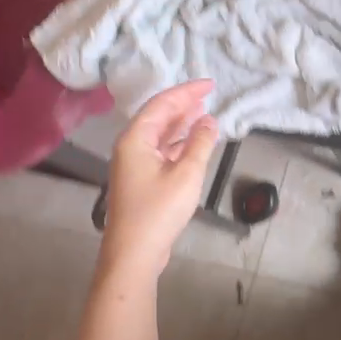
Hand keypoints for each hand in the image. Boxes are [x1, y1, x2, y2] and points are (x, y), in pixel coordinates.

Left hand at [102, 80, 219, 276]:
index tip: (210, 84)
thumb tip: (209, 120)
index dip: (187, 91)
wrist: (133, 255)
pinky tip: (193, 142)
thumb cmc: (158, 211)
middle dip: (183, 104)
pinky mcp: (140, 180)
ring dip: (181, 122)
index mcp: (135, 139)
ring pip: (159, 134)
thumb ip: (200, 142)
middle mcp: (130, 147)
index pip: (162, 104)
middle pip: (157, 116)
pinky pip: (160, 149)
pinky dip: (178, 141)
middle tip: (209, 95)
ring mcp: (133, 164)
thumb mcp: (187, 173)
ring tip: (203, 113)